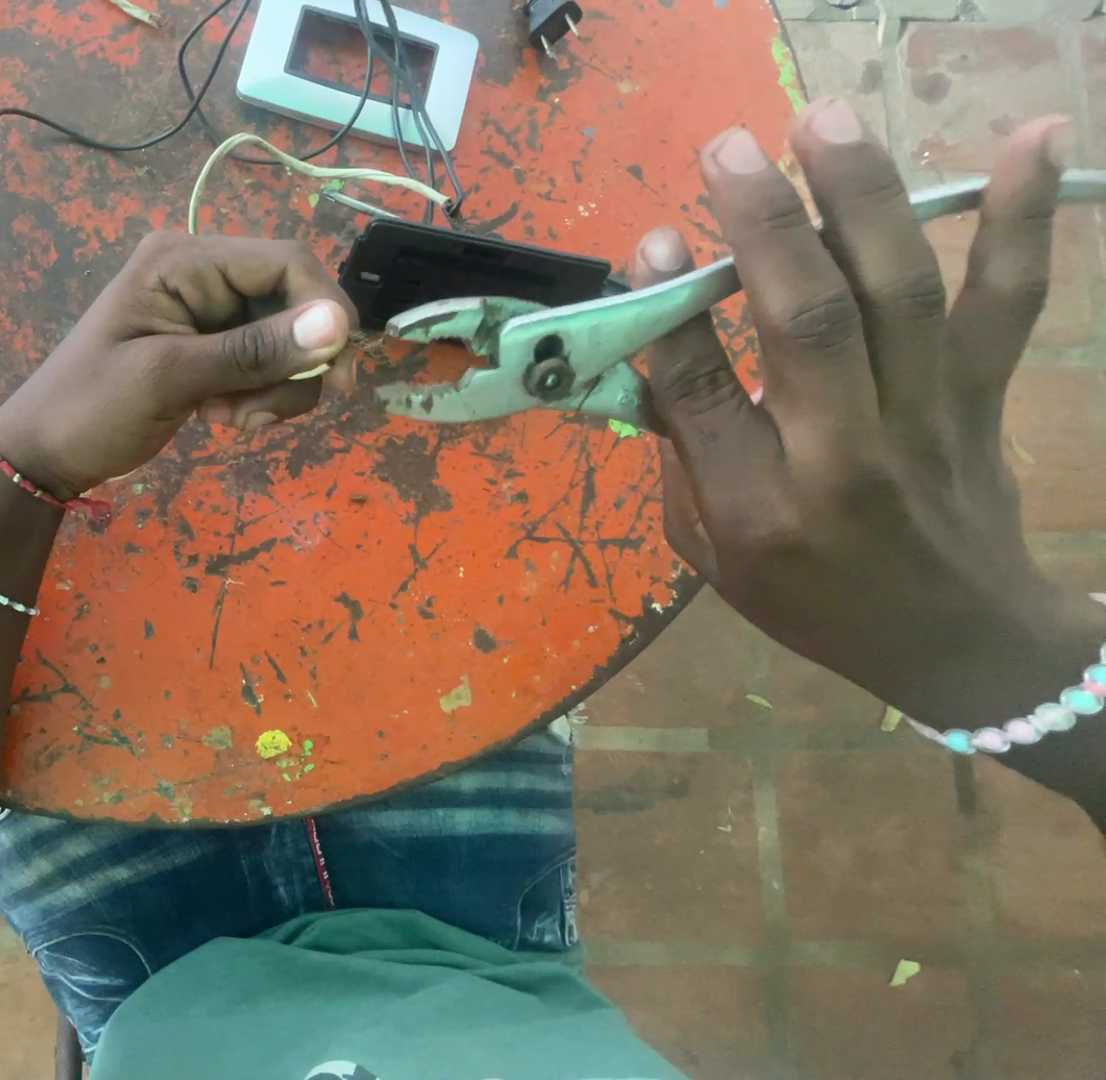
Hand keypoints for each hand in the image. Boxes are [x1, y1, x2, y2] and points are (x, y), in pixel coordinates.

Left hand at [0, 231, 357, 497]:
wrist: (47, 454)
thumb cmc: (91, 408)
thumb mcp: (168, 379)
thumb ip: (251, 352)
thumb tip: (337, 324)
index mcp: (185, 261)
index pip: (285, 262)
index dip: (325, 310)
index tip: (339, 374)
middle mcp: (202, 276)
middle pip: (292, 305)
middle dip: (293, 365)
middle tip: (263, 418)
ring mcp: (206, 315)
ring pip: (284, 342)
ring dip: (275, 389)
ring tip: (232, 422)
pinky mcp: (208, 350)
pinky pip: (261, 366)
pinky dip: (257, 397)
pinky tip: (221, 419)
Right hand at [632, 99, 1105, 730]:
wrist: (953, 641)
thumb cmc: (802, 600)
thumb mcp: (706, 549)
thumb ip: (684, 454)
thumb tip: (658, 357)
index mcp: (757, 506)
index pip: (705, 393)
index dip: (674, 313)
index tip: (654, 242)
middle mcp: (844, 455)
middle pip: (809, 325)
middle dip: (766, 229)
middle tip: (730, 151)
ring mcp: (928, 419)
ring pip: (902, 294)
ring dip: (865, 199)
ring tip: (826, 122)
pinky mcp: (985, 396)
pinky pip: (1009, 301)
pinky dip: (1024, 217)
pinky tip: (1030, 137)